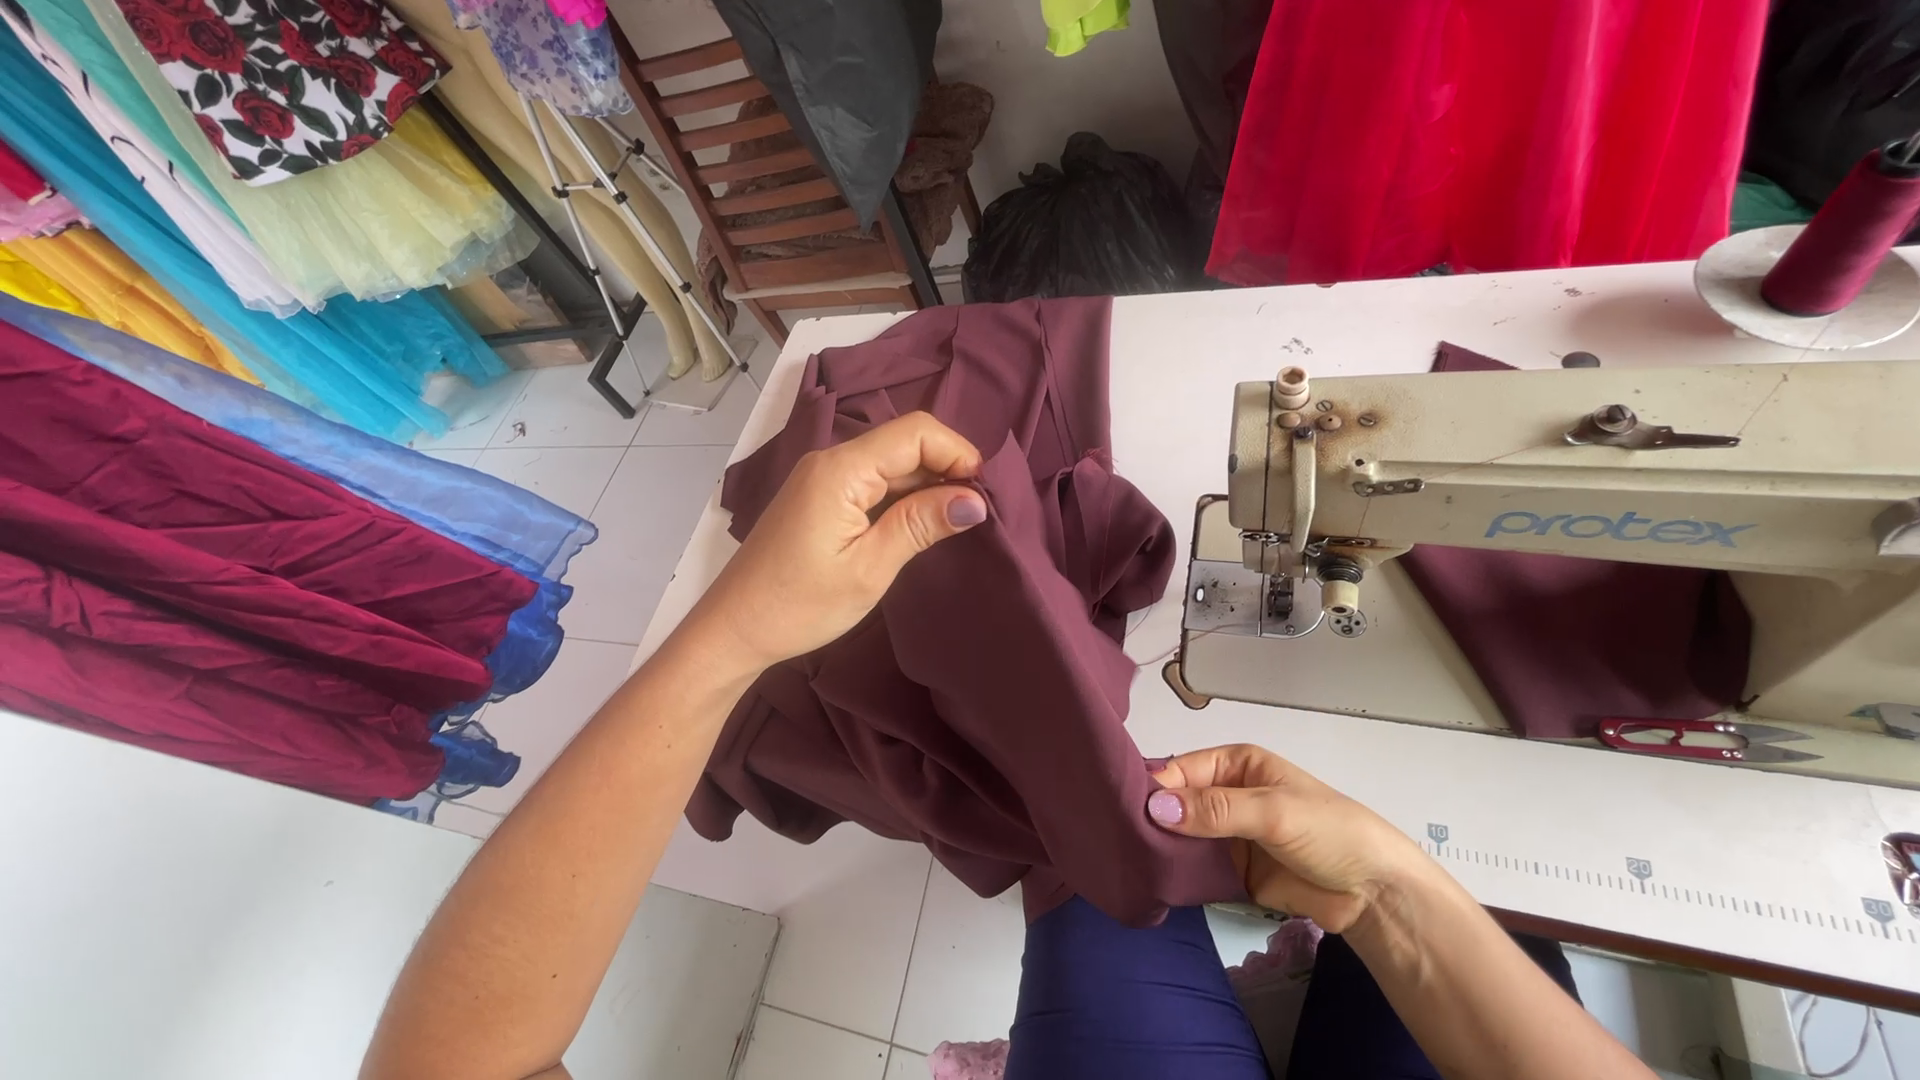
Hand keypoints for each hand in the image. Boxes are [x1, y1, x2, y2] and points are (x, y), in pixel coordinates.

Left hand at [691, 412, 987, 673]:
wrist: (733, 630)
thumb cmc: (799, 606)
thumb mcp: (870, 569)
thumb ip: (921, 525)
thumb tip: (976, 500)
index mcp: (841, 470)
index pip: (915, 432)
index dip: (957, 453)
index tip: (983, 495)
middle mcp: (831, 460)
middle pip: (904, 442)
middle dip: (947, 468)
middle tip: (977, 513)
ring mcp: (823, 477)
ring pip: (890, 463)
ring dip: (928, 484)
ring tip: (957, 521)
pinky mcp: (820, 497)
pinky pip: (872, 481)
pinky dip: (903, 496)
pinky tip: (921, 524)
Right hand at [1145, 744, 1433, 931]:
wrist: (1375, 895)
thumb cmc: (1330, 832)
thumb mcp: (1273, 811)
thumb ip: (1215, 810)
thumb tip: (1155, 807)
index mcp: (1235, 765)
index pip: (1181, 770)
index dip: (1153, 787)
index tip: (1121, 809)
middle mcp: (1225, 795)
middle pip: (1175, 804)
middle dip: (1150, 819)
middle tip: (1116, 838)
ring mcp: (1226, 836)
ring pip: (1179, 838)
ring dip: (1159, 849)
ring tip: (1126, 860)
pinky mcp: (1230, 873)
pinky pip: (1193, 870)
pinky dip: (1175, 875)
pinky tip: (1151, 881)